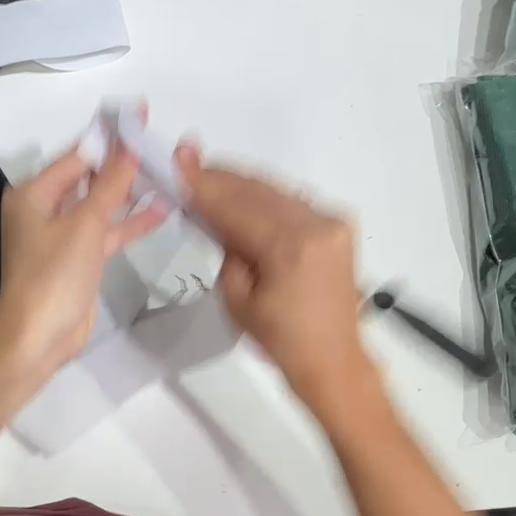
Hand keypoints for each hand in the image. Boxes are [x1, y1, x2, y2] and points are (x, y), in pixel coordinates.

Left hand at [0, 141, 166, 391]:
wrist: (39, 337)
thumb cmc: (54, 275)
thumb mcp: (85, 223)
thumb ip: (111, 182)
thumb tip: (130, 140)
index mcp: (34, 193)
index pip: (78, 154)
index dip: (111, 135)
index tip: (142, 113)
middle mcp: (45, 208)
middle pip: (90, 176)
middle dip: (125, 162)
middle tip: (165, 143)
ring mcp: (63, 234)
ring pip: (103, 204)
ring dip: (133, 191)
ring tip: (172, 170)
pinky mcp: (80, 258)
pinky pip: (108, 230)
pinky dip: (131, 220)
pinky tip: (165, 206)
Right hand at [176, 145, 372, 404]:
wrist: (333, 357)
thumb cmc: (278, 338)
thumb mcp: (237, 296)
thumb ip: (228, 248)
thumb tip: (216, 214)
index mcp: (289, 247)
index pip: (235, 206)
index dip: (202, 183)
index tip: (177, 158)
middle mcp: (317, 223)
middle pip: (256, 189)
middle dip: (219, 177)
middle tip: (186, 160)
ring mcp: (332, 221)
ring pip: (274, 190)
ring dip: (239, 184)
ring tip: (207, 178)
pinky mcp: (337, 225)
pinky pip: (291, 201)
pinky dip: (262, 196)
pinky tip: (239, 195)